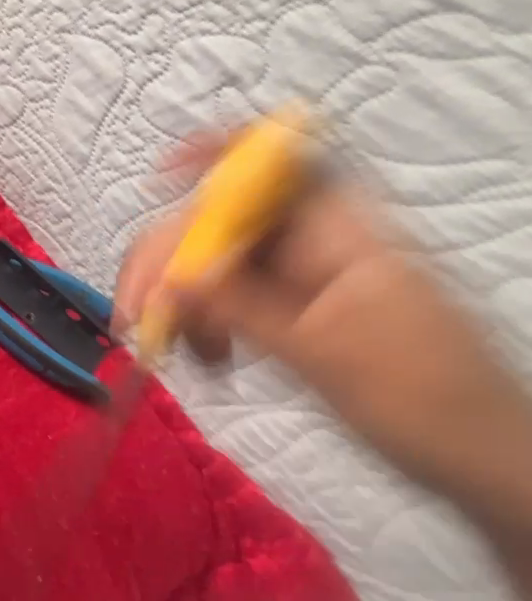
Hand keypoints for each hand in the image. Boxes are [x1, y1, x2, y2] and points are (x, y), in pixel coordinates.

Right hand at [115, 140, 531, 519]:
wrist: (499, 474)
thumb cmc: (429, 410)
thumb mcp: (325, 360)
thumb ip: (241, 309)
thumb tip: (168, 275)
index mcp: (344, 239)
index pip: (278, 169)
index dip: (217, 155)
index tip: (161, 177)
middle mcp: (319, 246)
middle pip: (221, 222)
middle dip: (167, 262)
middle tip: (133, 315)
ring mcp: (307, 277)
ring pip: (216, 261)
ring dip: (179, 300)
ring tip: (172, 351)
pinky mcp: (297, 308)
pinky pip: (230, 295)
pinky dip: (205, 321)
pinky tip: (205, 358)